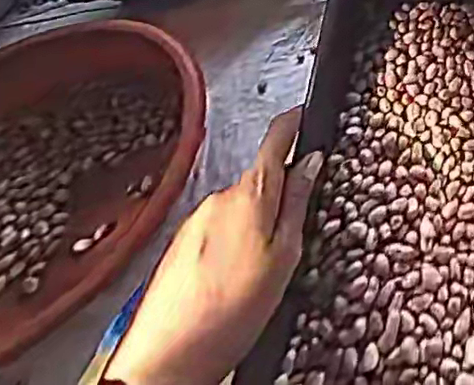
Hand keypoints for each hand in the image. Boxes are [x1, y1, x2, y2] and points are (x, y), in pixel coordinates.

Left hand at [104, 108, 322, 384]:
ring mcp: (195, 219)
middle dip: (276, 199)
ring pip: (239, 207)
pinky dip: (229, 246)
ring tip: (253, 275)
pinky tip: (229, 283)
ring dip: (252, 227)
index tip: (304, 114)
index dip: (295, 121)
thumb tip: (310, 161)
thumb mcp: (285, 256)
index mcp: (251, 192)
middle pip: (260, 178)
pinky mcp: (179, 243)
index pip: (277, 136)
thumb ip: (298, 201)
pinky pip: (217, 229)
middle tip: (286, 242)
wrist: (162, 365)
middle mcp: (219, 196)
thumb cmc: (227, 315)